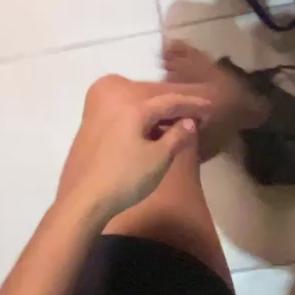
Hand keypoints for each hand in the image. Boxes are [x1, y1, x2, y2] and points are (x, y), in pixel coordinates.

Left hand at [55, 76, 213, 221]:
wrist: (83, 200)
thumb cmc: (125, 179)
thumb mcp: (159, 159)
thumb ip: (177, 136)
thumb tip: (189, 122)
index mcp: (132, 105)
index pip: (170, 100)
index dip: (192, 105)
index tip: (210, 109)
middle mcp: (113, 99)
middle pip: (151, 95)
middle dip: (173, 103)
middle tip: (194, 114)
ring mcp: (97, 110)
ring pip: (134, 100)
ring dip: (155, 109)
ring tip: (174, 122)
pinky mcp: (89, 123)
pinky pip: (121, 108)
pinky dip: (138, 114)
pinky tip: (149, 129)